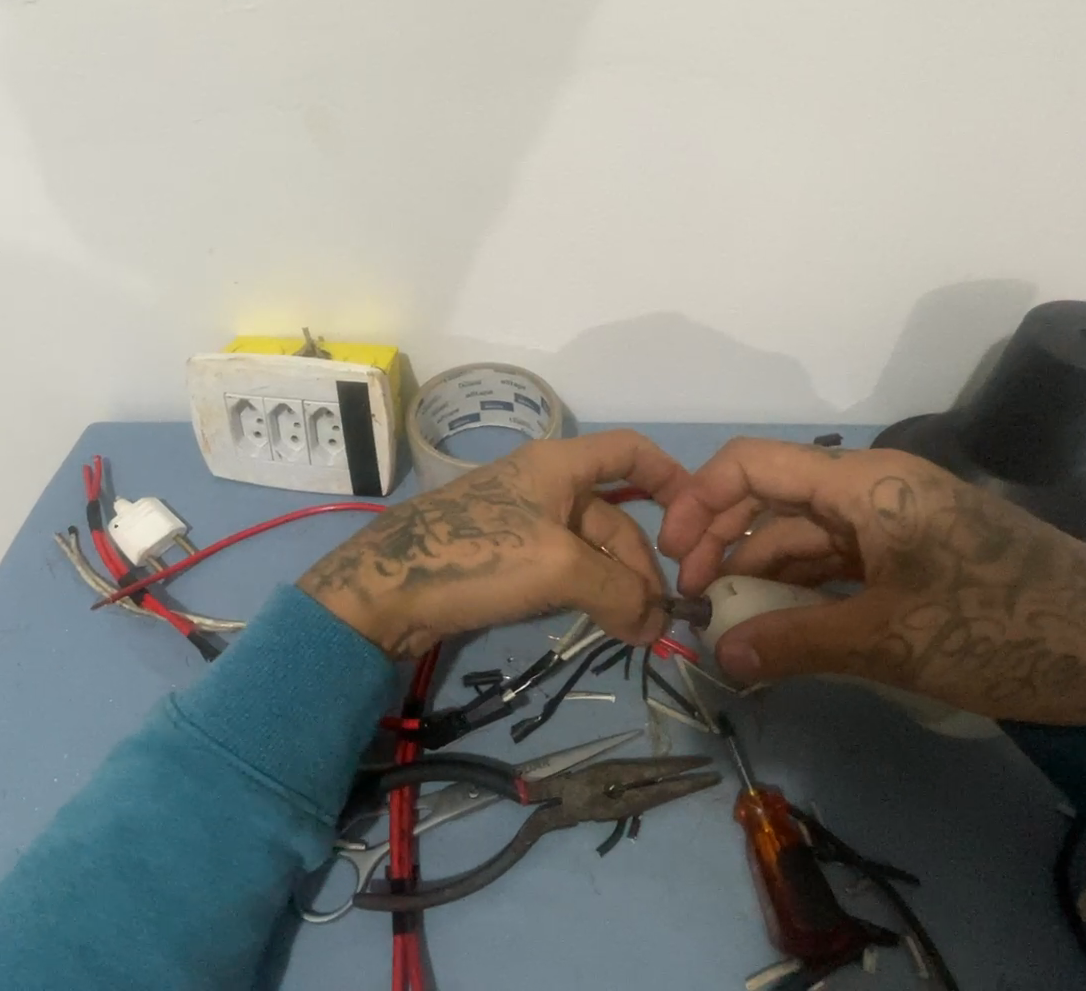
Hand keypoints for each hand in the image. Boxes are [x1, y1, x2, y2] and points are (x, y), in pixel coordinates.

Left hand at [300, 431, 688, 658]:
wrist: (387, 588)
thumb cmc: (477, 554)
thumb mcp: (559, 566)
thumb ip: (618, 590)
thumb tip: (655, 622)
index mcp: (557, 466)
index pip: (628, 453)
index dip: (669, 476)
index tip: (698, 520)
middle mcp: (542, 487)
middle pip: (611, 517)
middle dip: (640, 565)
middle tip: (657, 621)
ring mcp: (520, 524)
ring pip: (587, 550)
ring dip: (615, 588)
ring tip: (634, 632)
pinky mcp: (501, 560)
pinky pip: (559, 571)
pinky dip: (584, 595)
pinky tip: (599, 624)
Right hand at [658, 439, 1085, 724]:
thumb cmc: (1001, 629)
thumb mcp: (887, 640)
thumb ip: (792, 644)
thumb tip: (720, 658)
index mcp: (865, 483)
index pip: (753, 464)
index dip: (698, 501)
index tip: (672, 552)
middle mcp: (871, 489)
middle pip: (769, 498)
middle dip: (721, 541)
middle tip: (693, 592)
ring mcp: (890, 523)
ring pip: (799, 534)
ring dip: (758, 571)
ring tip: (727, 618)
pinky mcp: (906, 555)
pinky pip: (832, 561)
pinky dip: (798, 589)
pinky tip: (774, 621)